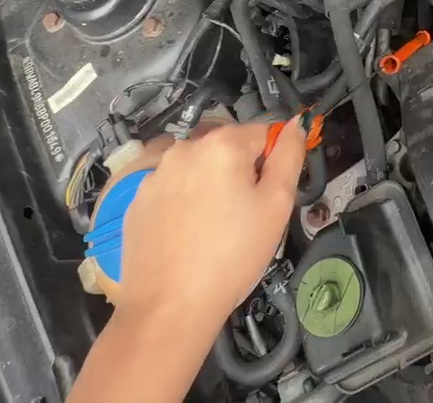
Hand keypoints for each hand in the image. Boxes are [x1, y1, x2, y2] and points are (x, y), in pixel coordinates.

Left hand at [68, 120, 307, 402]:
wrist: (167, 311)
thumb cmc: (232, 255)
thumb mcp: (277, 204)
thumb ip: (290, 155)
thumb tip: (296, 123)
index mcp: (223, 143)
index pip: (264, 133)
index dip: (273, 164)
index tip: (267, 197)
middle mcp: (185, 148)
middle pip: (229, 148)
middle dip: (240, 173)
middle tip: (245, 216)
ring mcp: (155, 175)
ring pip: (199, 168)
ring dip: (211, 185)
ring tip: (214, 229)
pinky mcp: (136, 202)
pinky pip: (172, 189)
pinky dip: (184, 203)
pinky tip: (187, 236)